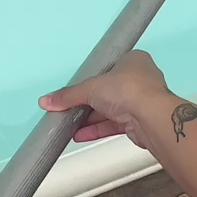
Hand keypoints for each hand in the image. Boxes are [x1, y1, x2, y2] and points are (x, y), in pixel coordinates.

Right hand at [39, 50, 177, 147]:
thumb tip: (45, 101)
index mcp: (133, 60)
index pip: (109, 68)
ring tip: (68, 125)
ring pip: (110, 109)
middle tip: (69, 109)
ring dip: (90, 118)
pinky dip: (97, 129)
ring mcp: (141, 101)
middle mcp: (140, 79)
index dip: (92, 79)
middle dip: (88, 102)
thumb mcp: (91, 87)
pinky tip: (79, 135)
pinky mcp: (139, 122)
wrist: (152, 118)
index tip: (77, 89)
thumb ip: (68, 95)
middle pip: (108, 91)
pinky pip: (114, 124)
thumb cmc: (127, 89)